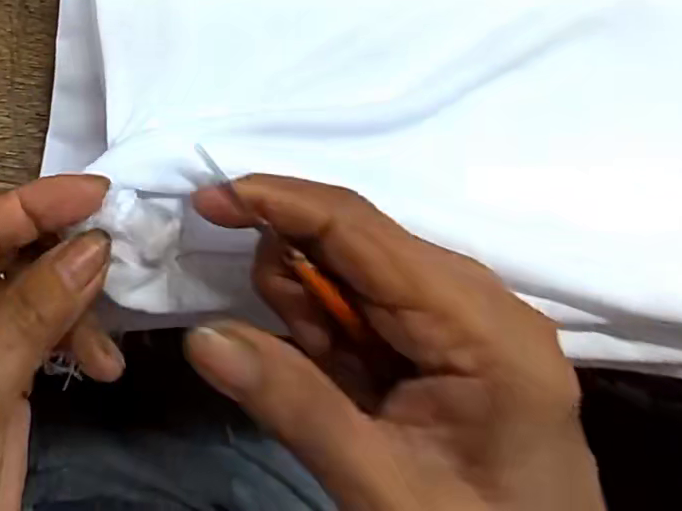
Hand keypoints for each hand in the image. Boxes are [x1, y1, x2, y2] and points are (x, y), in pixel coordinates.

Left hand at [0, 174, 122, 510]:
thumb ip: (30, 314)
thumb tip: (96, 243)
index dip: (36, 204)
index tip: (99, 190)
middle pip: (5, 251)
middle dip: (61, 250)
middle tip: (119, 243)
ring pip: (33, 285)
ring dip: (76, 301)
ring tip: (109, 326)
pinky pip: (45, 326)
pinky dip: (78, 337)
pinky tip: (103, 365)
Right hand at [184, 176, 604, 510]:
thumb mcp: (385, 490)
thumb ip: (296, 407)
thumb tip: (201, 337)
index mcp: (480, 324)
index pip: (360, 229)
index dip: (279, 202)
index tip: (208, 200)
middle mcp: (475, 294)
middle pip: (352, 240)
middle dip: (297, 279)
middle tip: (295, 351)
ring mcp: (464, 306)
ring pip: (350, 264)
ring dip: (314, 310)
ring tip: (335, 385)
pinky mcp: (447, 324)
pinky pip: (365, 293)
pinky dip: (333, 325)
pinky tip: (348, 377)